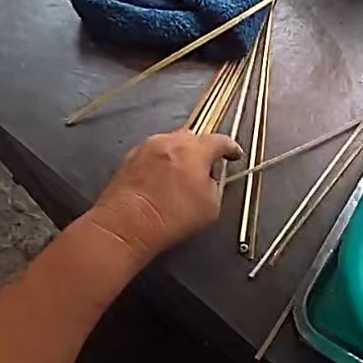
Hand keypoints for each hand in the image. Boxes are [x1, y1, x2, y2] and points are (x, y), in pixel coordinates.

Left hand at [83, 130, 241, 261]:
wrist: (127, 225)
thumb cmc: (172, 216)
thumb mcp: (211, 205)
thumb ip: (214, 185)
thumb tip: (207, 179)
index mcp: (195, 150)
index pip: (220, 140)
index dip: (231, 148)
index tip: (235, 154)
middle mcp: (169, 141)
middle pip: (193, 137)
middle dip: (202, 150)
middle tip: (206, 169)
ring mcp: (146, 148)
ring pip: (170, 145)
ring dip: (179, 157)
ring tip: (181, 178)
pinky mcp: (128, 160)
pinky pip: (152, 156)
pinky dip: (161, 165)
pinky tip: (161, 183)